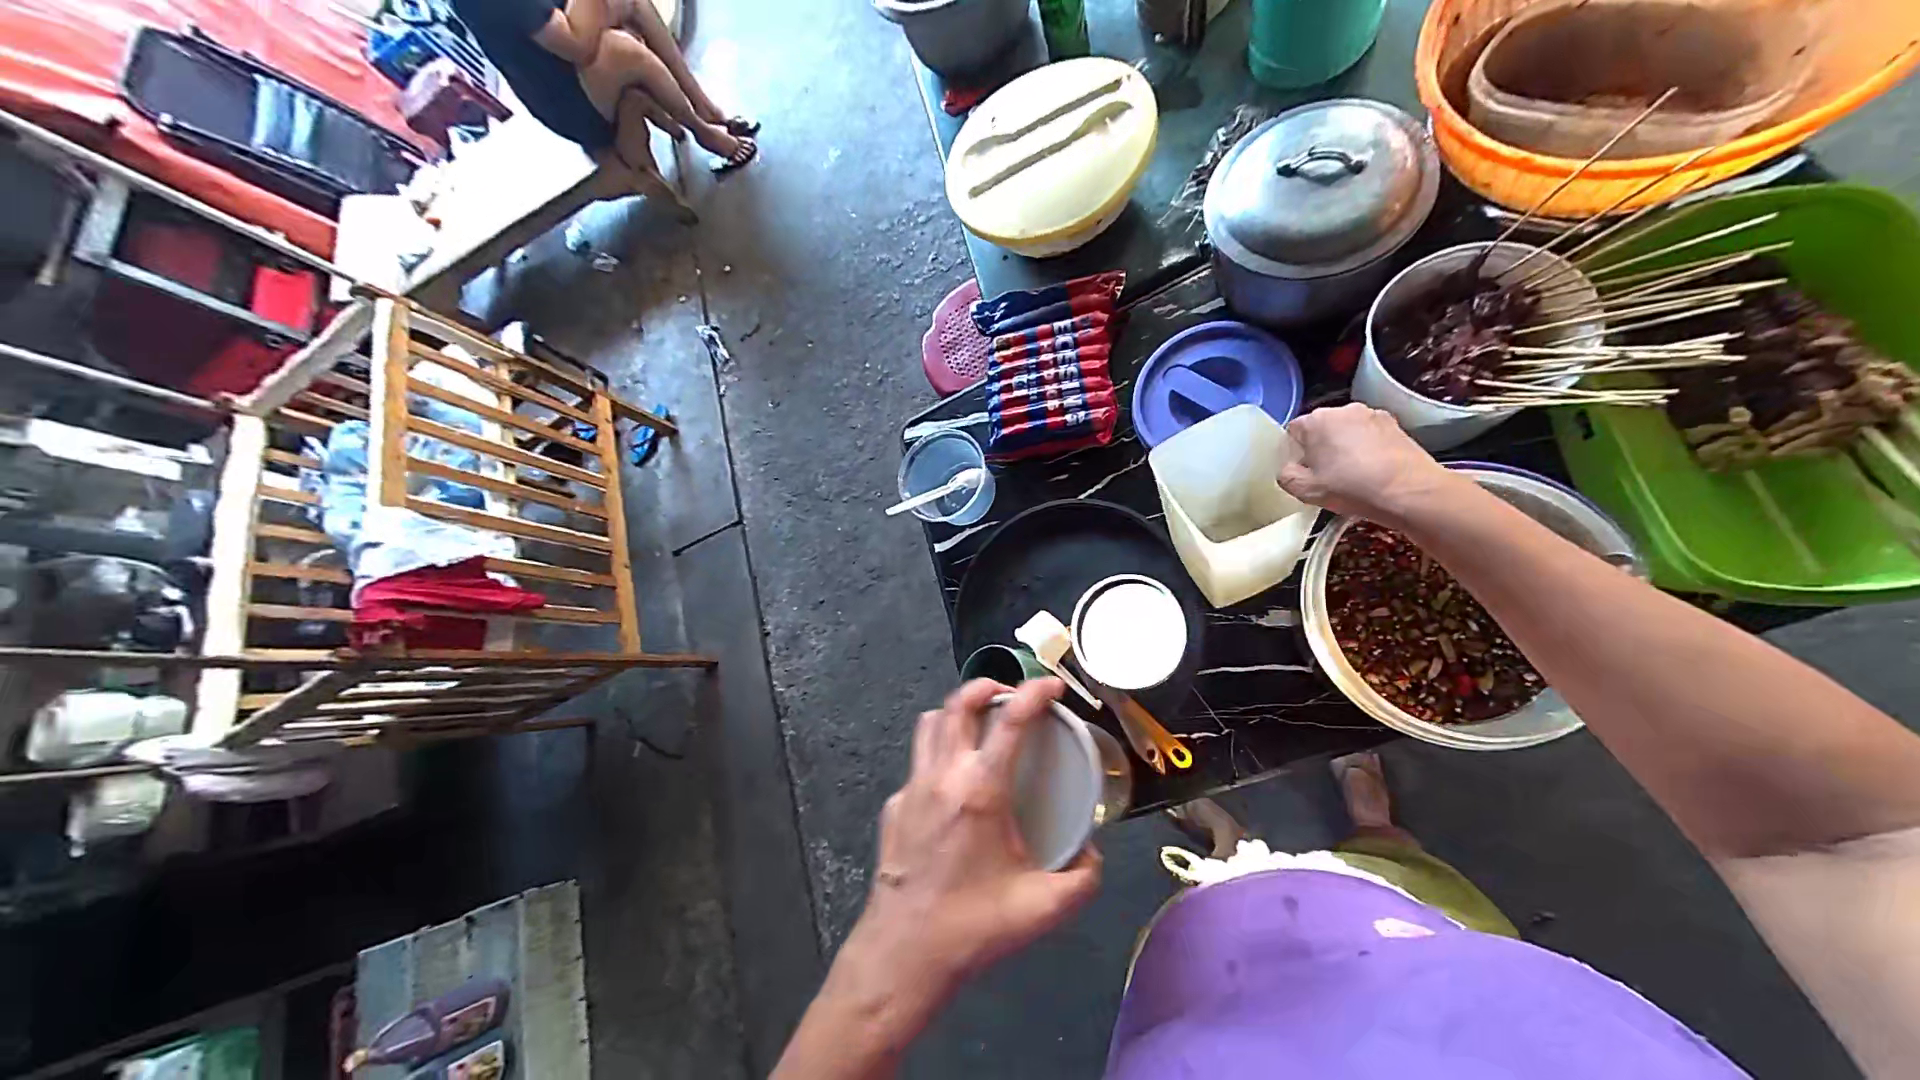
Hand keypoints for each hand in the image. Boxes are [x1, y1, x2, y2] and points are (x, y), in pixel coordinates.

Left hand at [859, 678, 1101, 991]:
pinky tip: (954, 785)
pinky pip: (918, 764)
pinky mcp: (893, 806)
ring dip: (956, 712)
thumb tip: (1093, 855)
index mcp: (980, 790)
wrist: (904, 953)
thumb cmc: (973, 925)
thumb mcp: (1043, 908)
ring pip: (930, 724)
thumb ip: (1082, 878)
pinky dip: (939, 755)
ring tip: (980, 724)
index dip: (1034, 693)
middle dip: (985, 685)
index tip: (1051, 685)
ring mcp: (911, 788)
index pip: (1010, 721)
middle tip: (1009, 693)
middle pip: (957, 703)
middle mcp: (942, 776)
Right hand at [1280, 403, 1465, 526]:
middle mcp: (1344, 409)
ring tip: (1352, 475)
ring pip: (1347, 431)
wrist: (1409, 491)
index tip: (1303, 471)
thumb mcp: (1304, 490)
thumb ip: (1286, 476)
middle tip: (1326, 475)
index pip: (1293, 431)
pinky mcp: (1396, 425)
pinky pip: (1370, 436)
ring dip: (1345, 448)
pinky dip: (1368, 449)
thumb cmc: (1352, 487)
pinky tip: (1372, 471)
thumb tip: (1289, 469)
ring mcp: (1373, 415)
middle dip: (1321, 448)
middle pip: (1321, 428)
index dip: (1294, 452)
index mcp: (1316, 420)